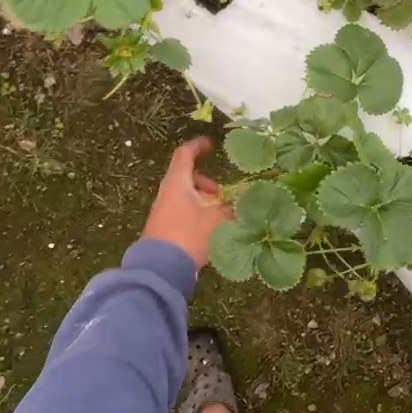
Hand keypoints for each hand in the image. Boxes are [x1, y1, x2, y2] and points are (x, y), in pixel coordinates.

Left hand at [142, 137, 232, 268]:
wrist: (162, 267)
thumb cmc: (190, 234)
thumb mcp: (217, 218)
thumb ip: (234, 204)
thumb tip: (249, 192)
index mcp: (177, 183)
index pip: (184, 155)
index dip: (197, 147)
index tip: (209, 145)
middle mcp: (167, 193)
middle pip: (185, 177)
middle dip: (205, 182)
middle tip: (220, 193)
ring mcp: (163, 210)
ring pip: (184, 196)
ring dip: (202, 200)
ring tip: (219, 214)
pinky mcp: (164, 227)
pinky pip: (182, 211)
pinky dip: (196, 213)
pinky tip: (210, 229)